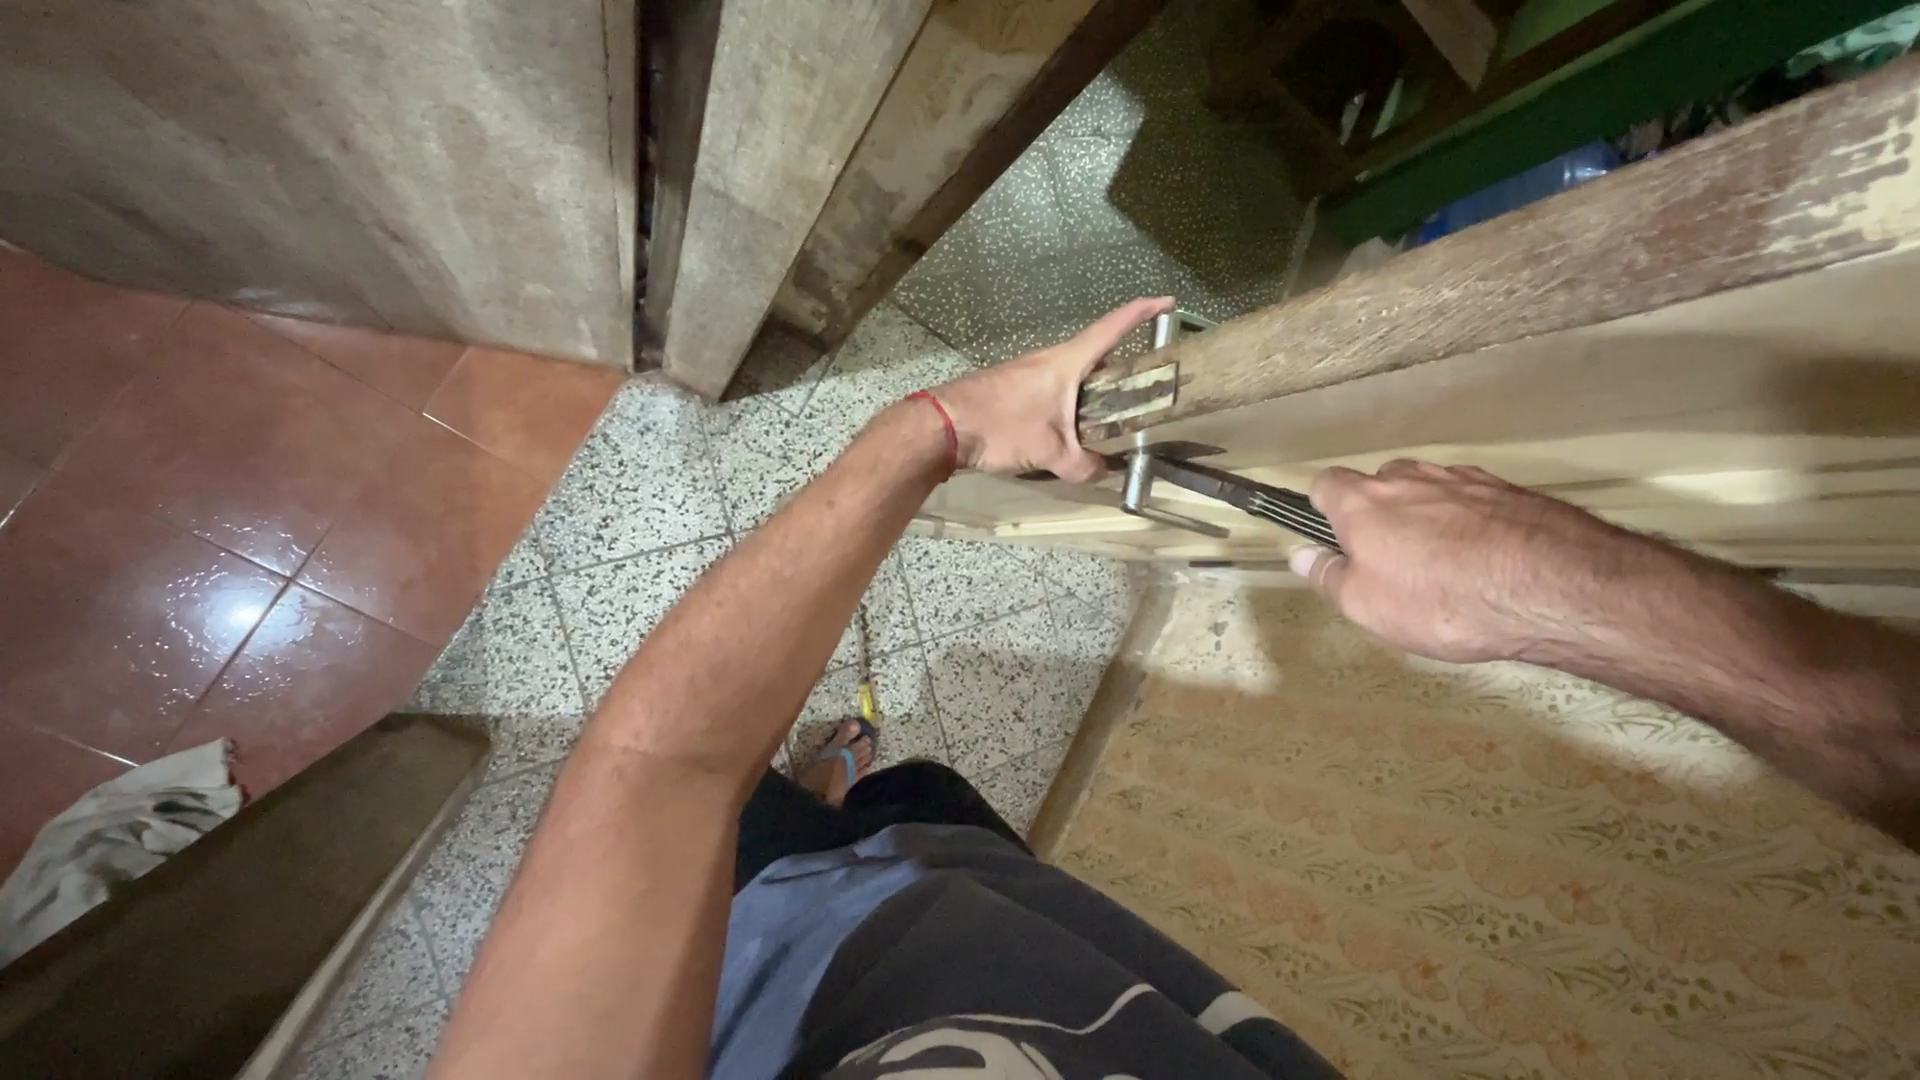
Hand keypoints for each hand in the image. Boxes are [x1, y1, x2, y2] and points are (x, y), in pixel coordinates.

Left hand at [928, 296, 1173, 482]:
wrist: (943, 427)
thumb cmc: (1001, 426)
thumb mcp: (1050, 452)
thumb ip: (1083, 465)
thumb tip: (1102, 473)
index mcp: (1067, 361)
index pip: (1113, 327)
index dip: (1142, 311)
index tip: (1168, 302)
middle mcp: (1049, 359)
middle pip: (1096, 356)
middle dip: (1121, 369)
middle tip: (1142, 391)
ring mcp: (1028, 372)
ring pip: (1072, 377)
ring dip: (1091, 392)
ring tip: (1106, 421)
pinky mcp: (1012, 389)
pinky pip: (1052, 390)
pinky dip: (1067, 404)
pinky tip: (1065, 430)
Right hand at [1289, 460, 1674, 663]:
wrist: (1556, 589)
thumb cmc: (1441, 602)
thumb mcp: (1365, 606)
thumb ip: (1328, 576)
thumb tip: (1300, 554)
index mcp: (1363, 502)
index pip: (1325, 483)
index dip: (1322, 508)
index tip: (1332, 538)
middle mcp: (1409, 478)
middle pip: (1379, 481)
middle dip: (1377, 510)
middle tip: (1388, 556)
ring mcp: (1464, 480)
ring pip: (1428, 488)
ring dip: (1424, 513)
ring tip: (1441, 558)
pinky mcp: (1512, 491)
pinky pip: (1472, 500)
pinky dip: (1469, 520)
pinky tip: (1485, 556)